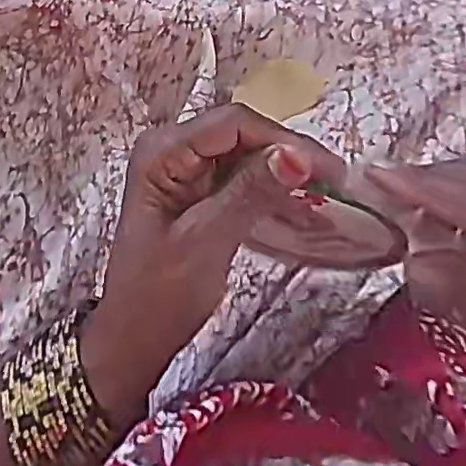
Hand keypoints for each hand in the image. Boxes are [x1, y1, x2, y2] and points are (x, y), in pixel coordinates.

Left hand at [80, 105, 344, 421]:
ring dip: (283, 169)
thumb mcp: (206, 242)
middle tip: (335, 180)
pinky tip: (299, 201)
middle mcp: (172, 146)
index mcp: (163, 150)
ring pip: (245, 151)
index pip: (232, 123)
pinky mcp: (196, 187)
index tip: (326, 167)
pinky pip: (239, 174)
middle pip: (241, 132)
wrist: (130, 342)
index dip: (281, 139)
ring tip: (327, 191)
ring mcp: (183, 166)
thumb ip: (250, 193)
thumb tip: (297, 155)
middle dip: (287, 153)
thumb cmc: (158, 296)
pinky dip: (269, 186)